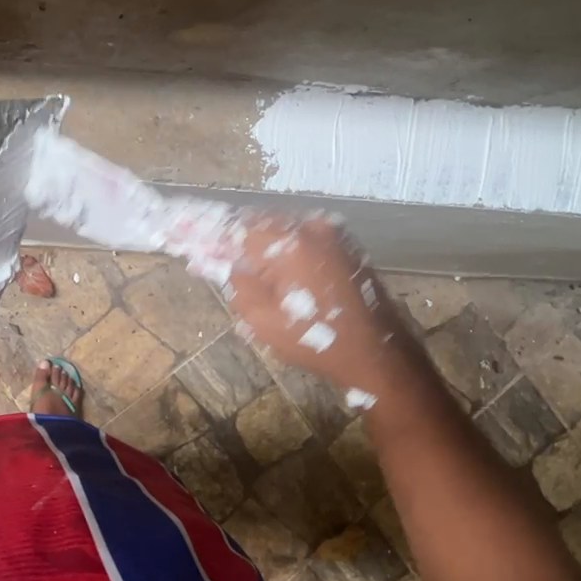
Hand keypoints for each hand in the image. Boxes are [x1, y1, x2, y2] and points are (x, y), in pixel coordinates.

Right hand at [227, 214, 413, 396]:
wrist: (380, 355)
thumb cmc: (319, 341)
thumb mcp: (262, 320)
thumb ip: (238, 284)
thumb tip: (228, 264)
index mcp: (290, 242)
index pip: (239, 228)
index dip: (218, 240)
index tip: (200, 250)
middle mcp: (313, 228)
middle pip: (262, 224)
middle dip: (242, 242)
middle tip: (225, 264)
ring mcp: (334, 234)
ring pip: (284, 231)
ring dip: (266, 247)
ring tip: (255, 275)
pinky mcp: (347, 246)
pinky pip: (305, 240)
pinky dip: (289, 251)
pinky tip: (283, 276)